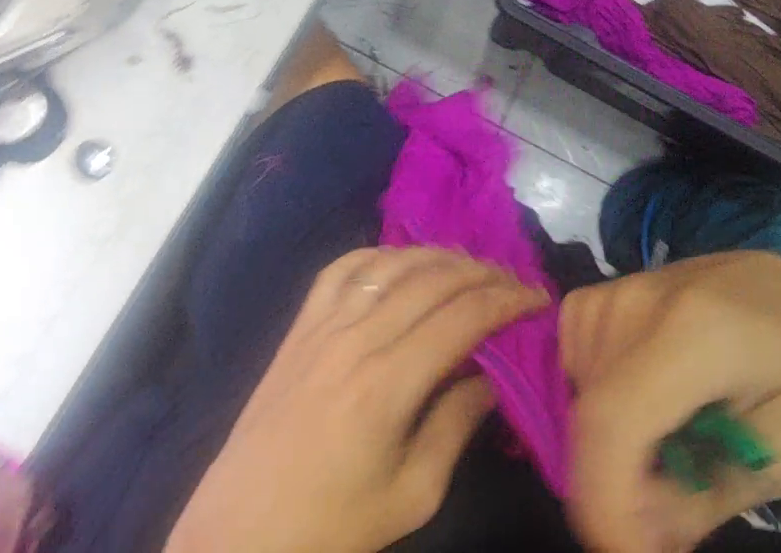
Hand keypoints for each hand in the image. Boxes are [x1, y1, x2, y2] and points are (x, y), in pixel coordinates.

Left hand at [165, 246, 548, 552]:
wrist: (242, 530)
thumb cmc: (333, 524)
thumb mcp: (412, 494)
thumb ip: (455, 426)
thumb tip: (490, 377)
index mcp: (388, 383)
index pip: (463, 316)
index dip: (507, 300)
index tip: (538, 299)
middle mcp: (356, 339)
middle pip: (431, 280)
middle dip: (483, 273)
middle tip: (515, 282)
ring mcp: (321, 327)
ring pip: (389, 265)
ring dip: (436, 257)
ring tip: (470, 267)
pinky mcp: (297, 328)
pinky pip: (339, 271)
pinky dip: (377, 255)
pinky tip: (398, 261)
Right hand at [561, 252, 780, 552]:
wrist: (776, 289)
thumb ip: (714, 491)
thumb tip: (638, 529)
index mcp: (696, 333)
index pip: (618, 418)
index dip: (607, 498)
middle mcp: (633, 306)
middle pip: (591, 422)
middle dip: (619, 489)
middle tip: (671, 512)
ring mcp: (601, 299)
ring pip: (579, 406)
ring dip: (615, 449)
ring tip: (674, 443)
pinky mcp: (583, 302)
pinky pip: (572, 378)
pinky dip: (601, 412)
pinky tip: (647, 402)